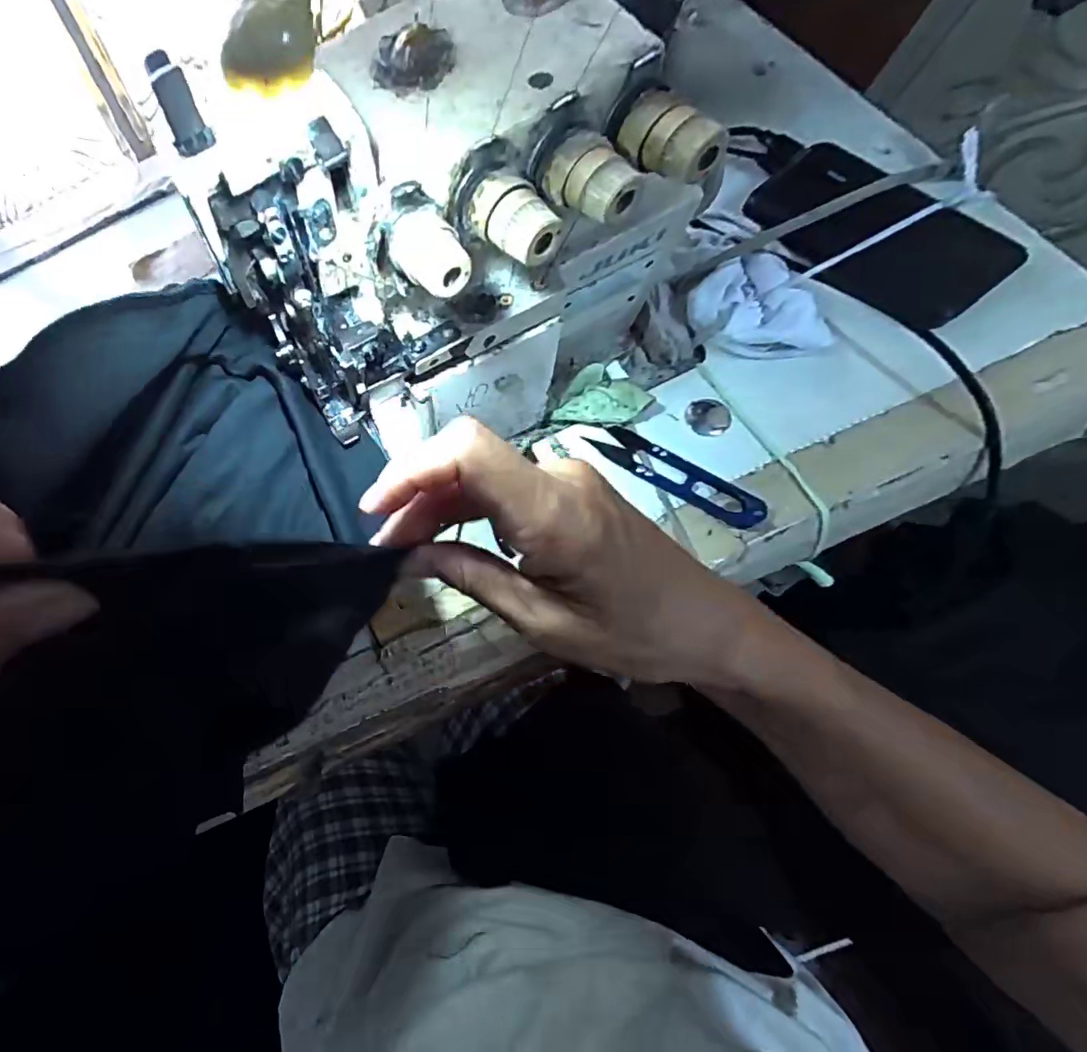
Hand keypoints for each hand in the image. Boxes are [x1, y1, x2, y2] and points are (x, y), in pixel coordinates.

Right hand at [361, 417, 783, 688]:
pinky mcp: (565, 487)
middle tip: (384, 544)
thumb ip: (470, 577)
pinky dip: (463, 506)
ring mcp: (563, 476)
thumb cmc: (632, 635)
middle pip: (462, 457)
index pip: (467, 450)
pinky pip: (499, 484)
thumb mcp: (541, 621)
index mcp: (552, 512)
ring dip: (434, 502)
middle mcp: (556, 477)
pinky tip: (443, 536)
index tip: (375, 511)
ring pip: (476, 470)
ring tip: (404, 546)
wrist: (711, 627)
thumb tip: (407, 556)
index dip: (410, 469)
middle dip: (412, 493)